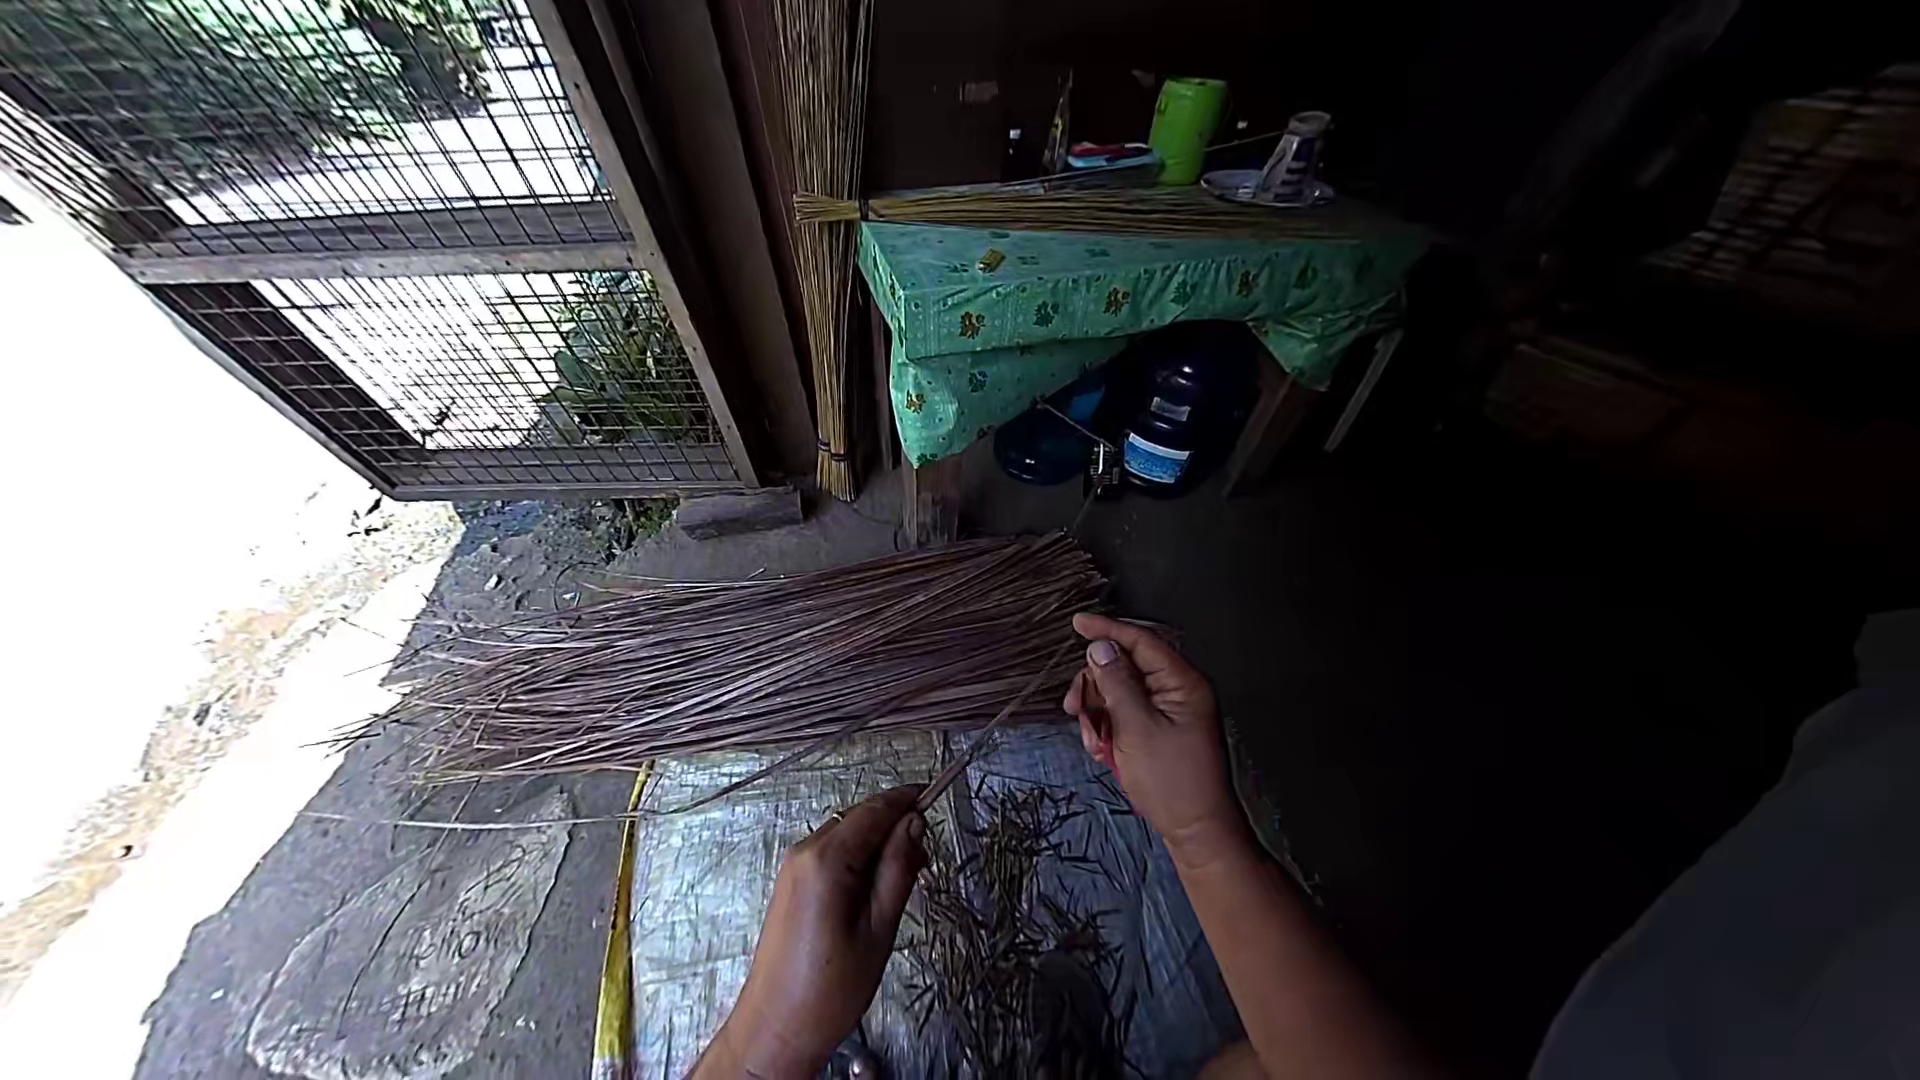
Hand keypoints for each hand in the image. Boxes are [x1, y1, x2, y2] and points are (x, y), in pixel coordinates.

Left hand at [696, 785, 926, 1078]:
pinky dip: (859, 856)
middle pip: (860, 816)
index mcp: (826, 859)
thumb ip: (898, 868)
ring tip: (903, 877)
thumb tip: (914, 822)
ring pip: (848, 832)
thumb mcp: (879, 929)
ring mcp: (794, 864)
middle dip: (895, 825)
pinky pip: (833, 850)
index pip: (874, 809)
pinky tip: (875, 887)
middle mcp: (805, 851)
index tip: (933, 798)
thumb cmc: (829, 990)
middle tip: (924, 857)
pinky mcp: (792, 881)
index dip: (906, 799)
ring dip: (878, 842)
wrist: (773, 1032)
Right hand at [1064, 613, 1249, 870]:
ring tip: (1094, 740)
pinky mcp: (1157, 727)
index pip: (1141, 641)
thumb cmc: (1173, 783)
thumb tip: (1100, 647)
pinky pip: (1122, 713)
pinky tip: (1103, 748)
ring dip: (1097, 711)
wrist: (1194, 831)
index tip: (1078, 623)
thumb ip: (1115, 682)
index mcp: (1182, 683)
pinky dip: (1107, 727)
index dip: (1107, 630)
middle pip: (1124, 666)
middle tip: (1076, 707)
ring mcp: (1167, 710)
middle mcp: (1176, 690)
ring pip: (1118, 690)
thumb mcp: (1135, 727)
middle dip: (1095, 685)